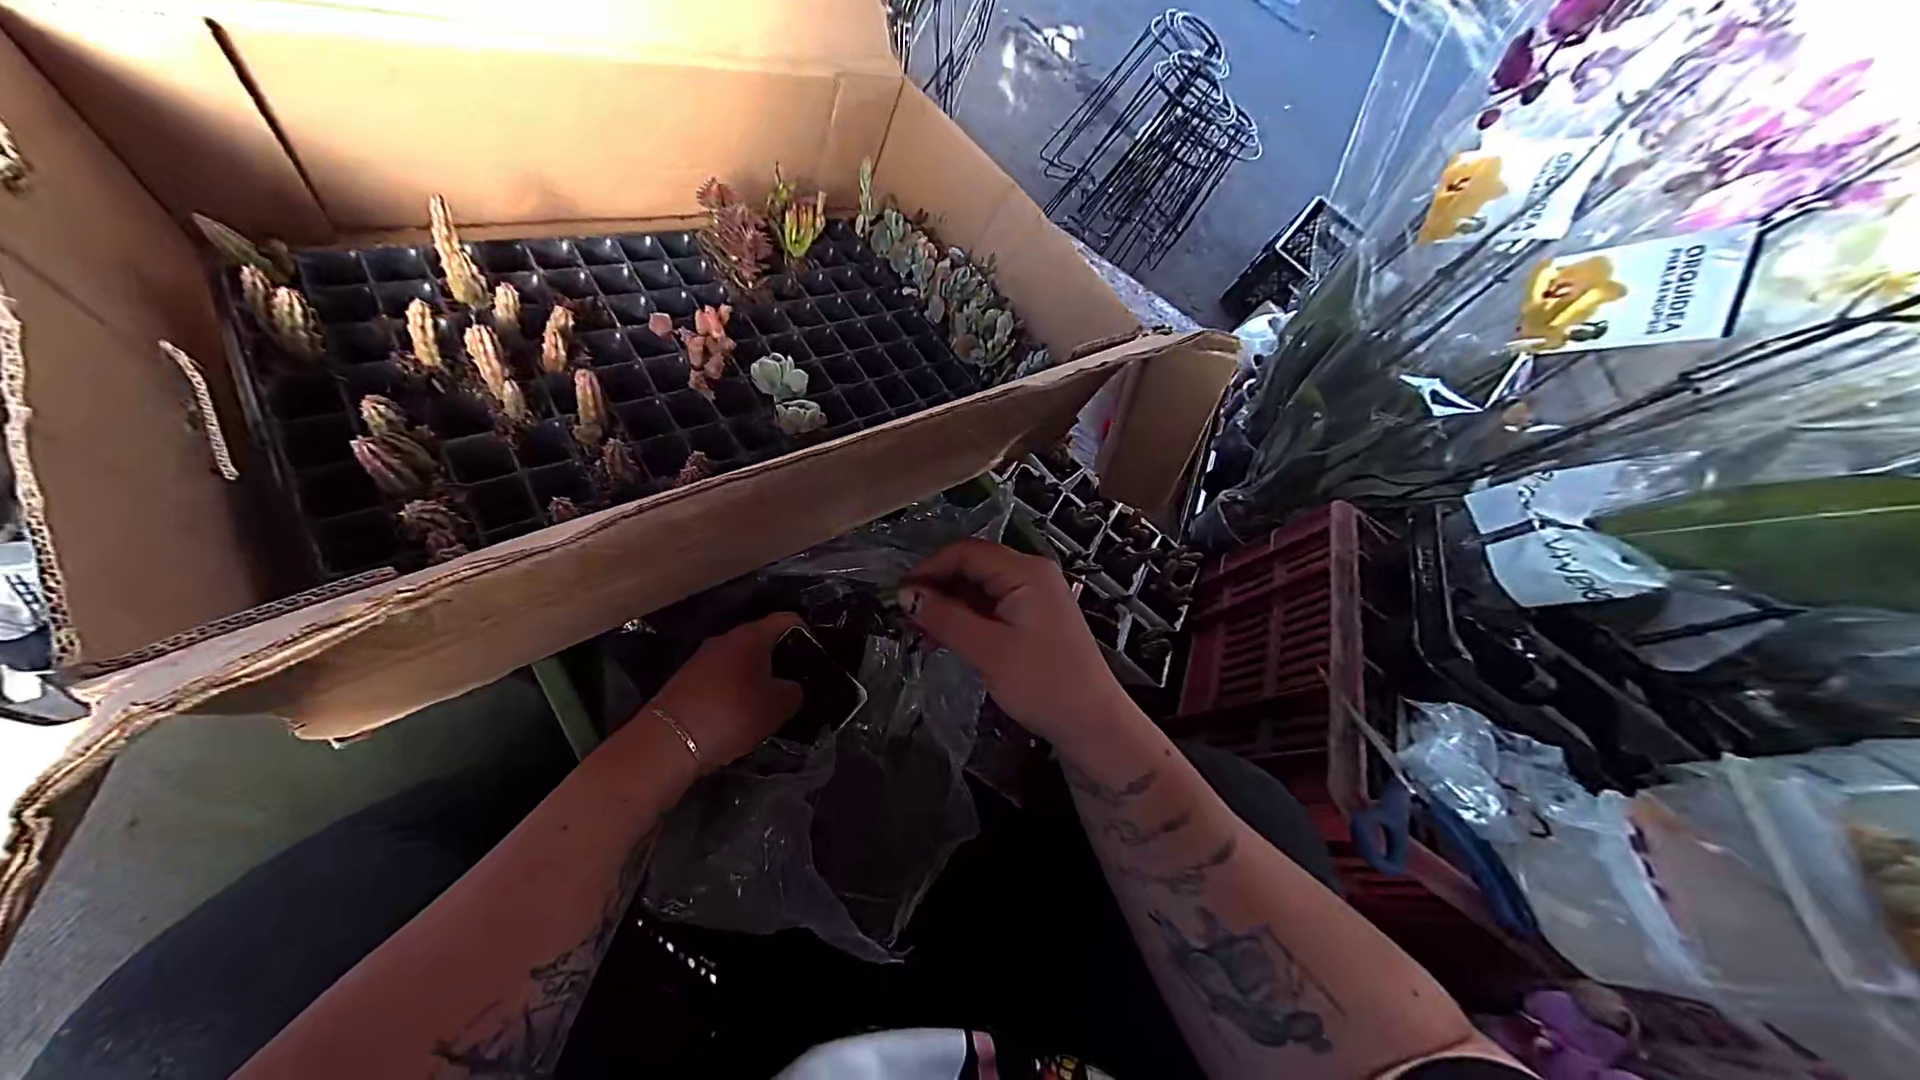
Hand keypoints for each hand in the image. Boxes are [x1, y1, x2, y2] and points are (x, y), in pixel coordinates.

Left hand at [647, 612, 804, 768]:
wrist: (668, 742)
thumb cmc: (732, 714)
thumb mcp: (779, 706)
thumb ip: (793, 691)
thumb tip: (790, 687)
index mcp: (751, 636)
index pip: (786, 620)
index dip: (807, 633)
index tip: (817, 655)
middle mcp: (725, 638)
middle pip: (761, 640)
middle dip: (780, 658)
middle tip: (796, 681)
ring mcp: (701, 658)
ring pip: (739, 660)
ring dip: (755, 676)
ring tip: (769, 700)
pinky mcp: (685, 680)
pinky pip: (720, 678)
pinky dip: (733, 690)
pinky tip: (739, 713)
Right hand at [900, 539, 1134, 750]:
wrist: (1092, 722)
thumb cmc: (1043, 683)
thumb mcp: (987, 650)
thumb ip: (945, 617)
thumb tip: (906, 594)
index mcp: (1026, 572)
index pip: (967, 552)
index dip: (930, 568)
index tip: (901, 594)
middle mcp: (1033, 575)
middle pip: (974, 567)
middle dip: (938, 587)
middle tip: (907, 616)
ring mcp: (1036, 596)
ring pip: (981, 589)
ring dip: (951, 606)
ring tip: (922, 632)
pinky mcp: (1035, 618)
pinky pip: (993, 607)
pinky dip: (968, 619)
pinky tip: (947, 639)